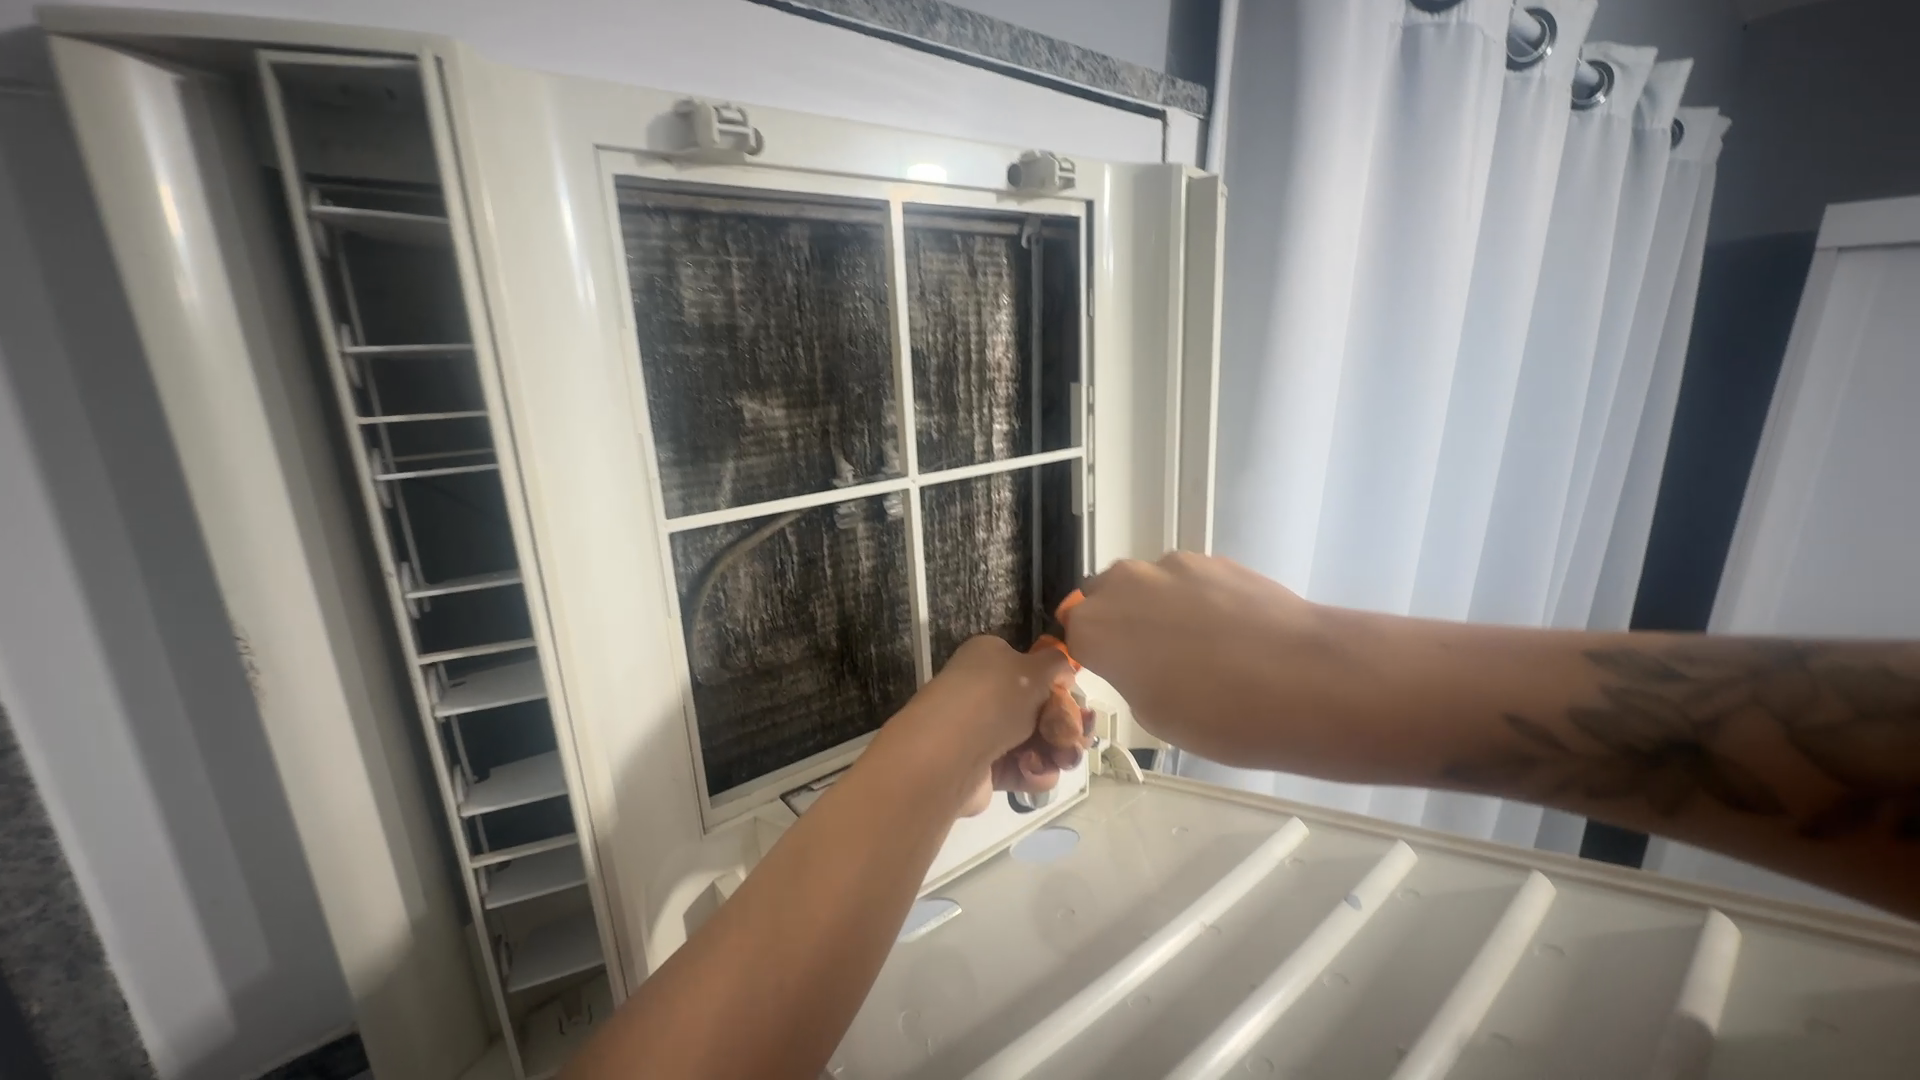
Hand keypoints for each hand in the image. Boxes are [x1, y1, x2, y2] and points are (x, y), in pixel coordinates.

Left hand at [888, 635, 1090, 816]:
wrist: (949, 752)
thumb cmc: (994, 698)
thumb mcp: (1034, 668)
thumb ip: (1057, 664)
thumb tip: (1064, 671)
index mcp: (991, 660)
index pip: (1033, 671)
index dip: (1060, 688)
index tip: (1079, 704)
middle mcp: (986, 694)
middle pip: (1040, 710)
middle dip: (1066, 726)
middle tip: (1079, 738)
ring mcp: (984, 734)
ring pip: (1037, 743)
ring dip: (1056, 752)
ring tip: (1063, 758)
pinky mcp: (985, 770)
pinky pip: (1023, 770)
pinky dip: (1034, 772)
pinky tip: (1031, 770)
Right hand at [1065, 554, 1376, 778]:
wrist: (1304, 679)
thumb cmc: (1217, 715)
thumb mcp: (1154, 714)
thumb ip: (1131, 676)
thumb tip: (1143, 661)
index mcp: (1094, 628)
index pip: (1072, 633)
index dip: (1092, 653)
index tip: (1113, 672)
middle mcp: (1123, 585)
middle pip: (1104, 597)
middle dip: (1119, 622)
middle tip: (1153, 660)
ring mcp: (1171, 566)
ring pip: (1148, 585)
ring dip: (1159, 608)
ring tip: (1202, 648)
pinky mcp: (1215, 560)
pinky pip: (1188, 581)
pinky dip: (1198, 600)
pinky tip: (1231, 633)